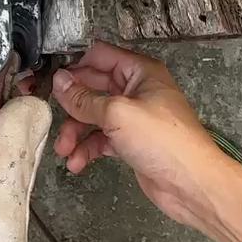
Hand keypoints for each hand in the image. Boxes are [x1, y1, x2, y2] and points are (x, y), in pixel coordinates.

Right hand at [47, 41, 241, 231]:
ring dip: (76, 132)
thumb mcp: (118, 114)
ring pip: (94, 116)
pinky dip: (87, 149)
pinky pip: (102, 139)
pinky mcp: (132, 142)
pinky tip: (77, 162)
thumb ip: (85, 99)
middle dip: (71, 104)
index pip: (100, 56)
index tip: (51, 78)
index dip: (75, 66)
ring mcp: (135, 117)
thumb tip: (61, 83)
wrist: (191, 184)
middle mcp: (138, 90)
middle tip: (50, 114)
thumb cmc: (168, 143)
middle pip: (93, 88)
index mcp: (141, 72)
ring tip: (64, 149)